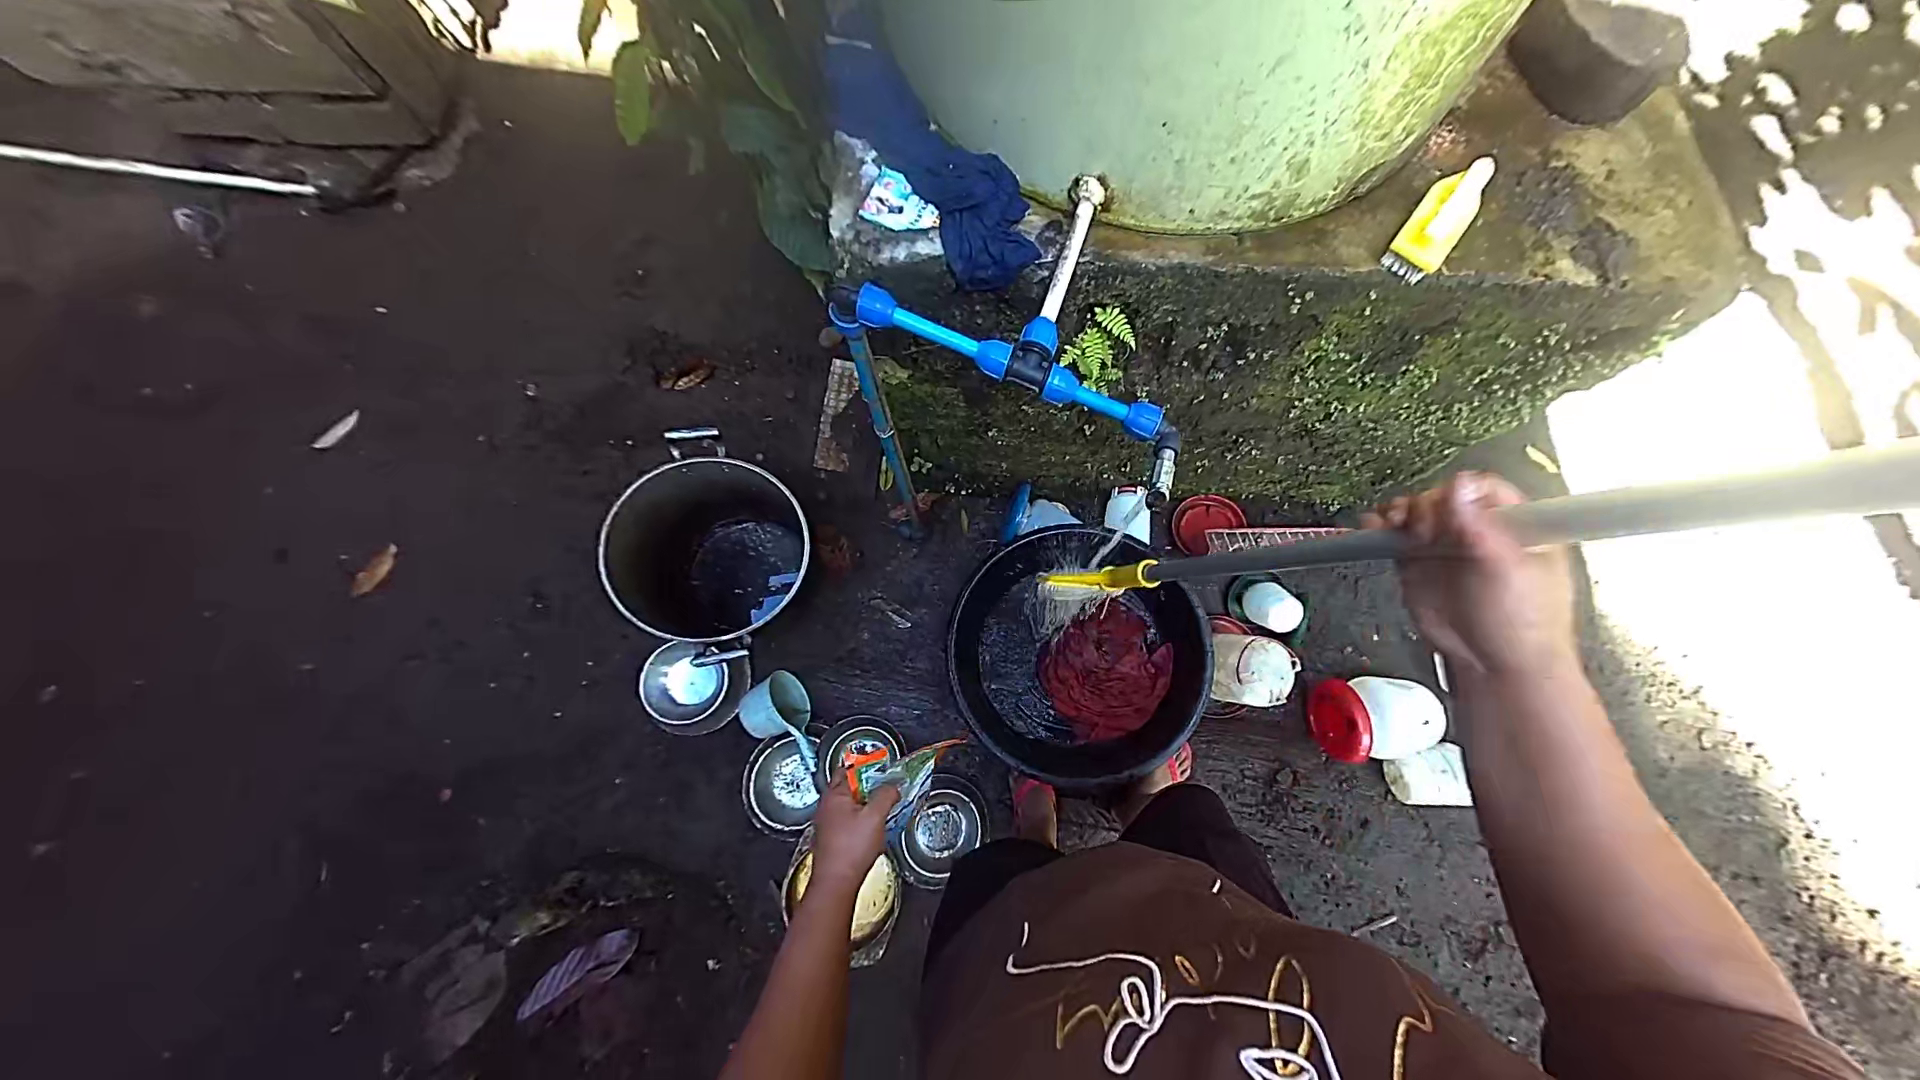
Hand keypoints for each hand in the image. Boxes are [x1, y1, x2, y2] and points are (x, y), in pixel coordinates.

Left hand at [809, 778, 898, 891]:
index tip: (882, 769)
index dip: (867, 766)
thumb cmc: (851, 849)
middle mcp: (826, 806)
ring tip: (880, 808)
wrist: (836, 883)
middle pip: (847, 785)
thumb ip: (886, 795)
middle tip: (884, 787)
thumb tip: (893, 786)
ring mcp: (826, 822)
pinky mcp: (829, 837)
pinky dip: (857, 818)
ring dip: (863, 802)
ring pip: (847, 803)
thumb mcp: (875, 816)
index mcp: (835, 794)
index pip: (849, 768)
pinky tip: (869, 828)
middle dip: (866, 785)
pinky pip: (845, 819)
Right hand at [1365, 472, 1576, 678]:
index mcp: (1515, 524)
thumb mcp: (1506, 570)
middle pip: (1442, 498)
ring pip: (1416, 513)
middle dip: (1425, 507)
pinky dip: (1382, 529)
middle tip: (1423, 530)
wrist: (1491, 663)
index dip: (1459, 492)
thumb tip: (1458, 484)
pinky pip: (1397, 536)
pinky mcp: (1418, 562)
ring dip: (1400, 513)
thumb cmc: (1519, 623)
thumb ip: (1480, 526)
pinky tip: (1375, 527)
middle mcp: (1479, 530)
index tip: (1444, 508)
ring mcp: (1446, 546)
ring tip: (1394, 524)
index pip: (1484, 489)